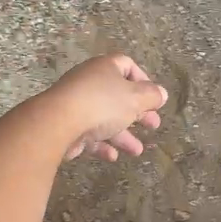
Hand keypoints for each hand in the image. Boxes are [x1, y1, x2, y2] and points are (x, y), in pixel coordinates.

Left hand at [36, 54, 167, 162]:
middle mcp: (90, 81)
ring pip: (105, 117)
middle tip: (153, 125)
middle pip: (118, 94)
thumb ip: (151, 96)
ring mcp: (77, 103)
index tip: (153, 98)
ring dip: (123, 134)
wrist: (59, 122)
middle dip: (137, 112)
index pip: (127, 65)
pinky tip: (112, 156)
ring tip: (137, 151)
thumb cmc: (103, 104)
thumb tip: (161, 93)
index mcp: (105, 67)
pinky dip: (102, 143)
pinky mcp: (68, 124)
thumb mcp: (134, 98)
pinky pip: (89, 133)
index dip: (143, 80)